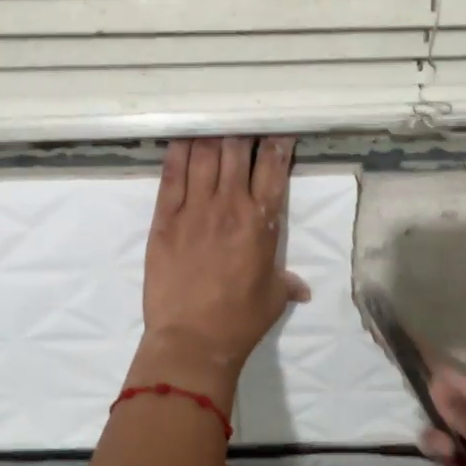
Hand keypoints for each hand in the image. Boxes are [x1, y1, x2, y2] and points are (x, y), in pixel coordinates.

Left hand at [138, 138, 310, 392]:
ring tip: (213, 126)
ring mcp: (194, 208)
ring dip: (211, 136)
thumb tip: (301, 288)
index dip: (277, 144)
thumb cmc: (239, 320)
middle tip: (242, 125)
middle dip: (242, 132)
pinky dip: (178, 152)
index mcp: (261, 222)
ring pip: (204, 155)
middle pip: (236, 150)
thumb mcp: (273, 298)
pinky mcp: (164, 217)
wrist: (192, 339)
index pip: (273, 167)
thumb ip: (286, 283)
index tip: (277, 132)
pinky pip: (172, 174)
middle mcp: (230, 205)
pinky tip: (182, 139)